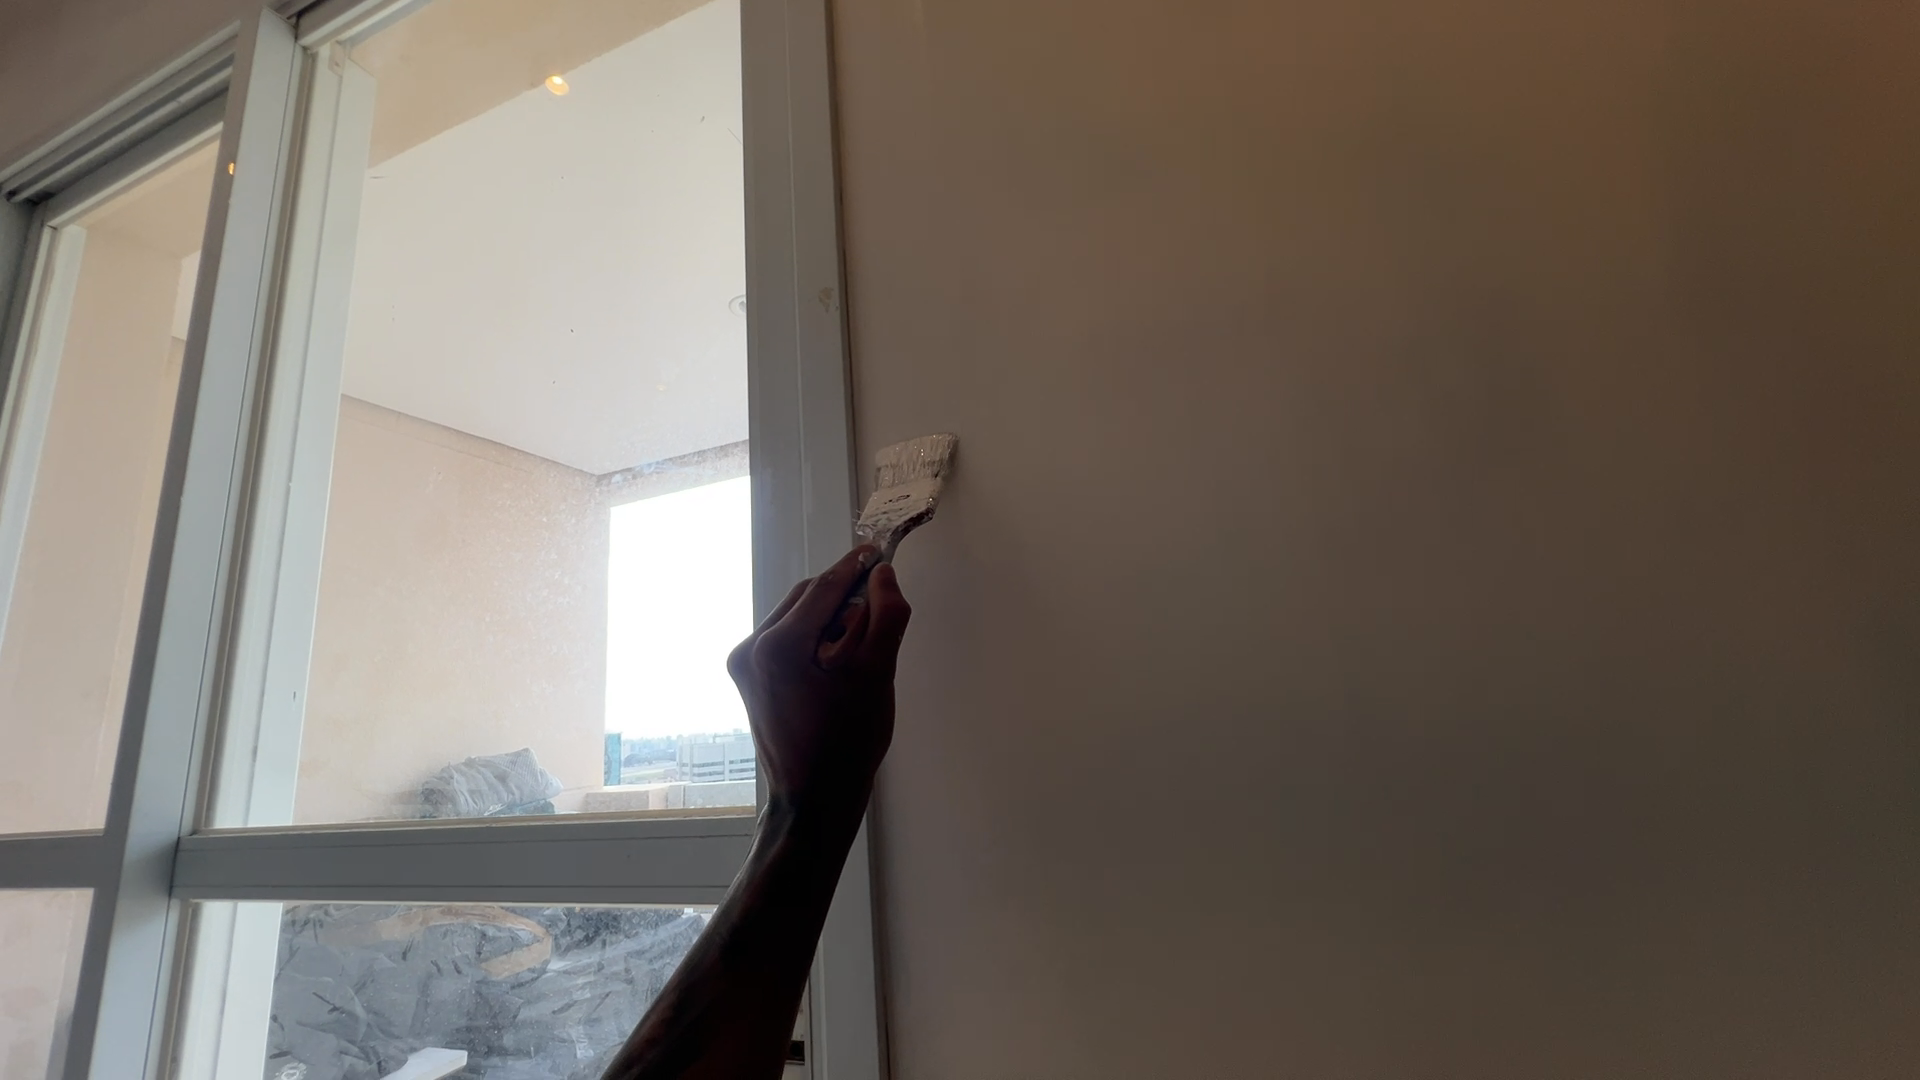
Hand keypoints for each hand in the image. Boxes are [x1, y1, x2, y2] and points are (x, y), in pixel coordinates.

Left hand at [727, 546, 912, 814]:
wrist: (814, 798)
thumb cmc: (850, 739)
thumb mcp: (879, 673)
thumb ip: (885, 615)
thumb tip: (882, 575)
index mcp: (778, 644)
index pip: (824, 586)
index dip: (855, 566)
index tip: (878, 552)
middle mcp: (750, 647)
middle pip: (807, 597)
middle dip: (843, 598)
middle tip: (877, 616)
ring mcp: (743, 663)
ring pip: (796, 615)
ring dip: (829, 618)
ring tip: (856, 651)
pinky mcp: (746, 677)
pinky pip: (786, 638)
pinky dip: (813, 637)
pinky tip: (834, 665)